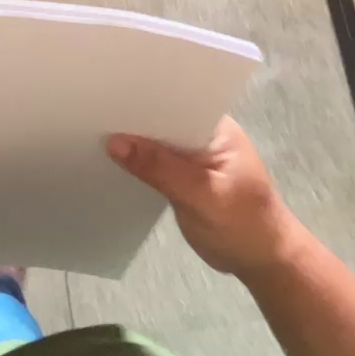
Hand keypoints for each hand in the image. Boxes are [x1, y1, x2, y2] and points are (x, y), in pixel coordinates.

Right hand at [107, 117, 307, 280]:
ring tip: (93, 132)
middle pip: (163, 119)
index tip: (109, 94)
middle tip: (91, 111)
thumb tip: (114, 142)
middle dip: (134, 119)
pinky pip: (158, 162)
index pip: (176, 101)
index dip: (145, 98)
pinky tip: (112, 161)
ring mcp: (194, 155)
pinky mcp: (185, 176)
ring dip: (134, 142)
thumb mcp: (201, 195)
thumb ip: (159, 168)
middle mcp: (204, 134)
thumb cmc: (242, 223)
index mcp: (216, 127)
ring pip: (158, 141)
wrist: (263, 261)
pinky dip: (140, 163)